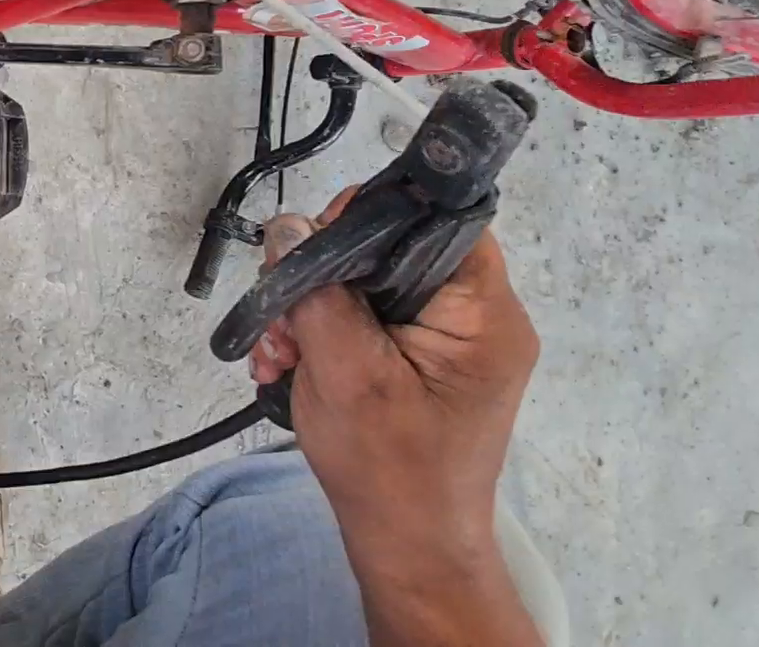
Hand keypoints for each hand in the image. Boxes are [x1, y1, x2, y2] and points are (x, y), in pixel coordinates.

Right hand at [250, 191, 541, 641]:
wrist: (403, 543)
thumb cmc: (387, 463)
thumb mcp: (346, 371)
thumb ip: (317, 292)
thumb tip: (287, 226)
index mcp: (481, 315)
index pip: (439, 223)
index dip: (373, 215)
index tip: (313, 241)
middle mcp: (468, 317)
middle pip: (384, 251)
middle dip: (317, 275)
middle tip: (281, 314)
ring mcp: (437, 338)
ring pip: (358, 284)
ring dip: (303, 310)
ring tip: (277, 351)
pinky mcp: (408, 356)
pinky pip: (354, 316)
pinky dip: (312, 332)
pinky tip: (283, 361)